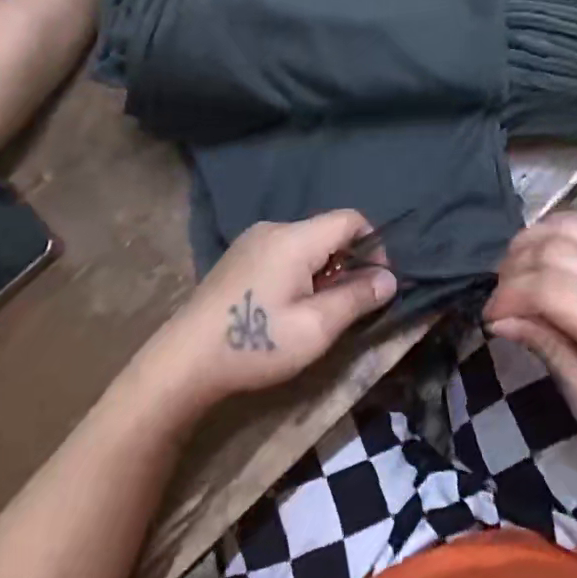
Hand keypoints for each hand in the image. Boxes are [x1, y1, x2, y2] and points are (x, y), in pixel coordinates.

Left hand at [133, 211, 396, 416]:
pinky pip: (281, 254)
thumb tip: (389, 278)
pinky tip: (284, 310)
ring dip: (321, 273)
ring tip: (312, 315)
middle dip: (346, 264)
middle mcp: (271, 229)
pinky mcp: (236, 259)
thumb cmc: (256, 342)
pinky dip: (297, 274)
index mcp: (294, 238)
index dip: (374, 246)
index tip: (375, 284)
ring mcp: (249, 242)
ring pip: (304, 245)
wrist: (187, 359)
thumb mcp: (317, 327)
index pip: (350, 218)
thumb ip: (357, 298)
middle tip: (342, 308)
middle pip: (326, 232)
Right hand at [482, 212, 576, 475]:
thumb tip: (499, 320)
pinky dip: (552, 230)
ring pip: (569, 230)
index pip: (552, 291)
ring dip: (528, 245)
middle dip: (512, 271)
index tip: (491, 317)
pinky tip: (539, 252)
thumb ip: (549, 352)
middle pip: (555, 253)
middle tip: (501, 300)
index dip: (508, 296)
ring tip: (514, 274)